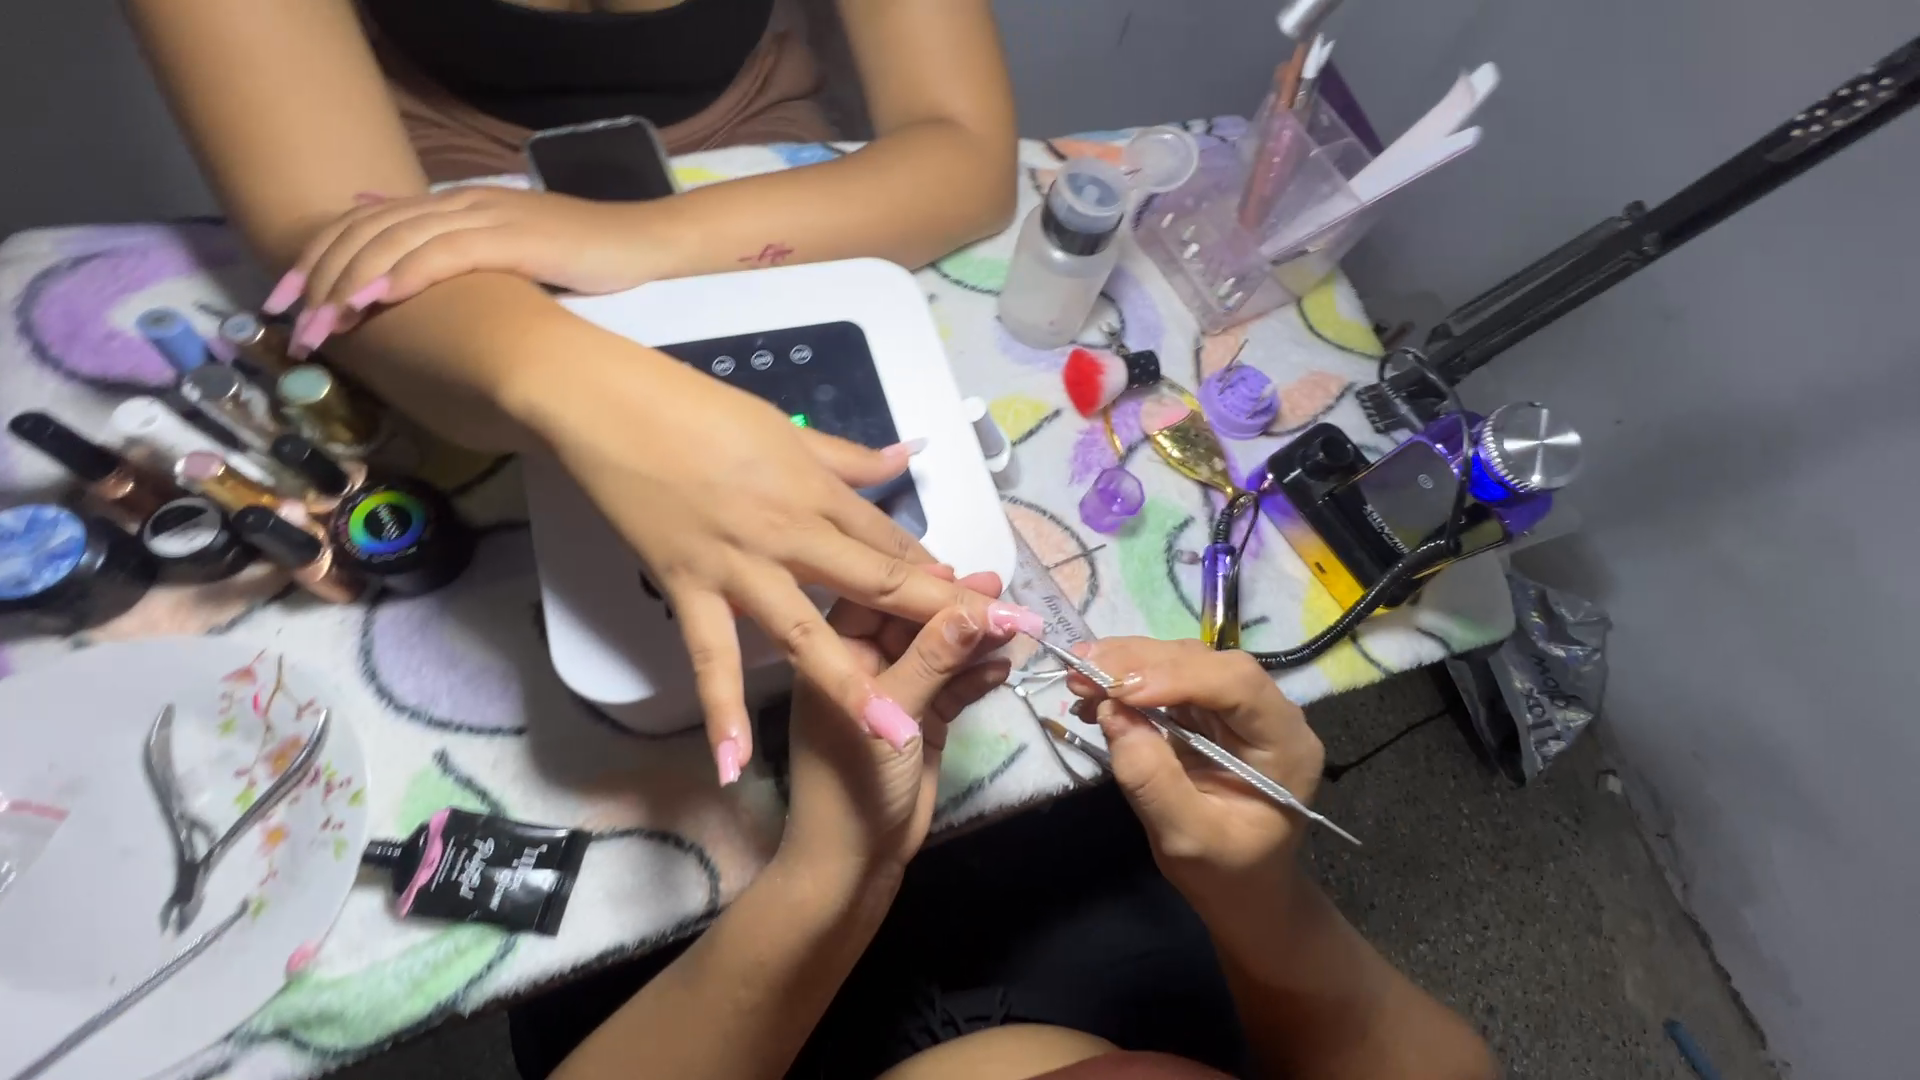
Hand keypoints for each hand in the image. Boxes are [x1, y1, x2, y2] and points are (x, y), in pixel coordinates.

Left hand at [260, 188, 670, 356]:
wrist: (643, 243)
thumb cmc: (591, 258)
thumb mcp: (520, 251)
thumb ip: (468, 252)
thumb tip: (416, 257)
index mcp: (460, 207)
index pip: (372, 225)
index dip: (323, 259)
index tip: (293, 303)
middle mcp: (462, 204)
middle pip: (369, 231)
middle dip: (319, 275)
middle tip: (287, 321)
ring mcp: (486, 218)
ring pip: (396, 242)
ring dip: (351, 283)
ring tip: (321, 324)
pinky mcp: (512, 239)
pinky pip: (444, 254)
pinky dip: (404, 275)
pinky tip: (375, 300)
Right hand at [516, 347, 1035, 782]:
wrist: (608, 403)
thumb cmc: (700, 407)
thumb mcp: (788, 429)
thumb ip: (851, 457)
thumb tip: (908, 456)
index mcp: (818, 491)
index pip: (893, 543)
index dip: (939, 575)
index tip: (982, 602)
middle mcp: (792, 535)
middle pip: (878, 584)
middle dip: (942, 618)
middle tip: (1001, 646)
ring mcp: (741, 567)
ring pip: (807, 632)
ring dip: (853, 685)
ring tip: (899, 735)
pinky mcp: (688, 588)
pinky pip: (708, 657)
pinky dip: (720, 711)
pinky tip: (735, 766)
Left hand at [785, 579, 1012, 880]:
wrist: (856, 863)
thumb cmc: (855, 782)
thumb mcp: (894, 713)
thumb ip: (934, 658)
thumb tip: (976, 606)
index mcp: (834, 654)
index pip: (873, 601)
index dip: (913, 582)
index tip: (957, 569)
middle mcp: (865, 665)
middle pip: (914, 624)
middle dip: (955, 609)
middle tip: (999, 588)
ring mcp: (898, 693)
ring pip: (940, 654)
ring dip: (974, 642)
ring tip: (1014, 623)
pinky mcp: (923, 719)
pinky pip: (953, 688)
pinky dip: (976, 677)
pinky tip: (1002, 667)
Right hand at [1066, 639, 1323, 908]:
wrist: (1239, 886)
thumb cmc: (1225, 871)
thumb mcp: (1188, 839)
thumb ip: (1154, 781)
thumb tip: (1113, 714)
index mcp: (1284, 743)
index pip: (1238, 685)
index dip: (1178, 677)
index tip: (1120, 691)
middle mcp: (1265, 711)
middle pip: (1205, 663)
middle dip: (1140, 663)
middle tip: (1081, 670)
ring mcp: (1232, 706)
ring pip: (1180, 661)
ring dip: (1125, 663)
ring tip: (1077, 675)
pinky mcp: (1203, 707)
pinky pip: (1163, 676)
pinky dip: (1124, 679)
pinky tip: (1091, 693)